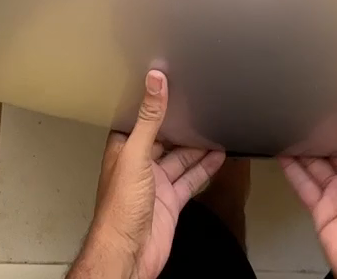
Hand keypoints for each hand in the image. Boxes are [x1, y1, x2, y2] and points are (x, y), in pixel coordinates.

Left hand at [69, 69, 226, 278]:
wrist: (129, 255)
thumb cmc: (119, 211)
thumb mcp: (136, 154)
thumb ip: (149, 118)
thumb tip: (154, 81)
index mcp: (124, 151)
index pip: (139, 120)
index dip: (152, 103)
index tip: (167, 84)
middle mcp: (140, 166)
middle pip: (164, 138)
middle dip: (180, 125)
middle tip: (198, 104)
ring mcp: (156, 185)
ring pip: (180, 158)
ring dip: (196, 146)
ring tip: (213, 126)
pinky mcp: (170, 202)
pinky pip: (190, 179)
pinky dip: (205, 168)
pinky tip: (217, 156)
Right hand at [280, 107, 336, 278]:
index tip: (336, 103)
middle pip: (332, 151)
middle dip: (321, 134)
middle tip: (307, 110)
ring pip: (315, 165)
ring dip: (303, 149)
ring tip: (291, 125)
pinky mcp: (323, 213)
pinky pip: (304, 187)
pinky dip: (292, 171)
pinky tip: (284, 155)